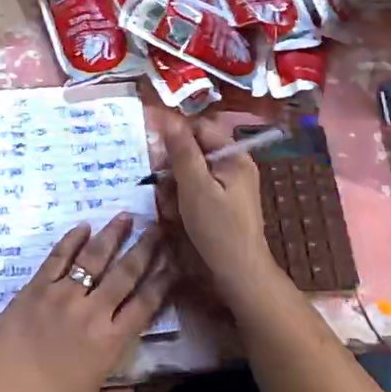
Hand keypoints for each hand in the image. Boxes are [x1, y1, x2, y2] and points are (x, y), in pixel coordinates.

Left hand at [0, 213, 171, 391]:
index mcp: (110, 342)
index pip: (145, 304)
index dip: (162, 280)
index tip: (174, 261)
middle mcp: (92, 311)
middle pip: (125, 272)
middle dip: (145, 247)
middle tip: (159, 227)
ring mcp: (63, 294)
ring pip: (94, 257)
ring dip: (113, 235)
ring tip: (127, 216)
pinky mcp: (37, 286)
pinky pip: (58, 257)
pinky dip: (72, 240)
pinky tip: (84, 226)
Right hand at [156, 115, 277, 293]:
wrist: (239, 274)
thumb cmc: (218, 229)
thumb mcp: (195, 187)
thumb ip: (181, 151)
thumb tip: (167, 116)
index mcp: (234, 156)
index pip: (199, 128)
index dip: (174, 134)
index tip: (151, 149)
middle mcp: (234, 165)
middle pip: (194, 150)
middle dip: (171, 166)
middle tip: (156, 183)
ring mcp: (229, 185)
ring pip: (191, 171)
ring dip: (173, 184)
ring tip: (166, 206)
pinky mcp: (222, 202)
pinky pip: (196, 188)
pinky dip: (182, 197)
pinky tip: (173, 214)